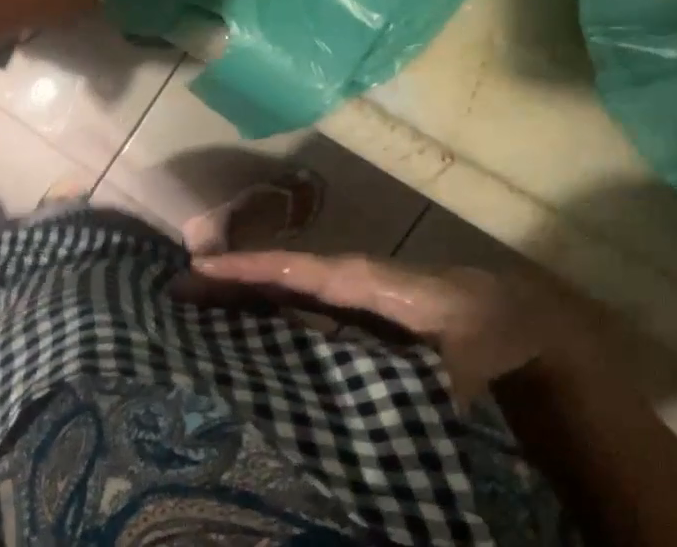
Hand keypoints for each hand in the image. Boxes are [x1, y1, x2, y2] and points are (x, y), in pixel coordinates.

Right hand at [188, 250, 560, 401]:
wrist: (506, 314)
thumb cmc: (478, 331)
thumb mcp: (458, 362)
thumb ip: (419, 382)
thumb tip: (374, 408)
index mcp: (357, 281)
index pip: (291, 271)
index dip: (245, 269)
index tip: (199, 268)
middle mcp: (336, 277)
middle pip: (270, 273)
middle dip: (222, 278)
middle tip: (170, 290)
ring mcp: (335, 289)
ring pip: (275, 284)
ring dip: (233, 291)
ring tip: (187, 302)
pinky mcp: (338, 304)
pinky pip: (288, 299)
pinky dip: (256, 304)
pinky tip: (232, 322)